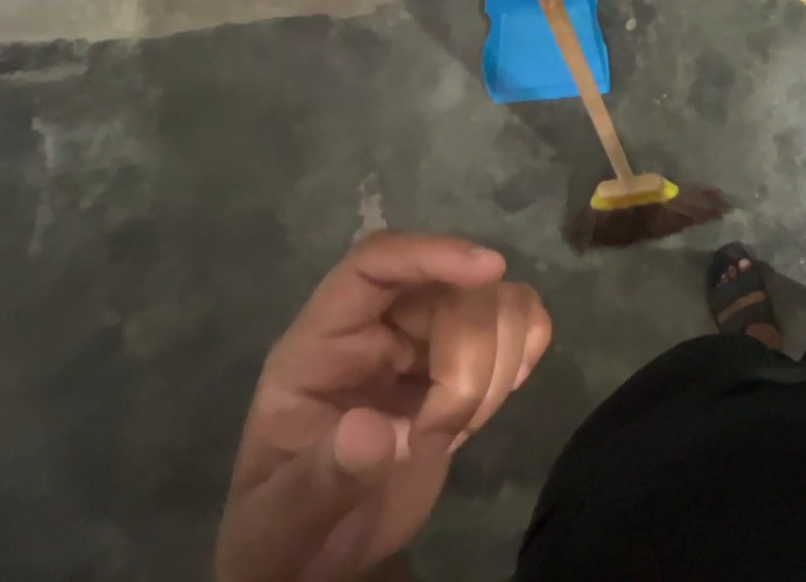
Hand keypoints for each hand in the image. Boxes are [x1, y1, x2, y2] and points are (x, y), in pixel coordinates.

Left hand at [216, 233, 551, 581]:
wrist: (331, 555)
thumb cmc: (292, 533)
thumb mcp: (280, 526)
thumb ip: (317, 483)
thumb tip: (370, 430)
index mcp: (323, 344)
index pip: (375, 263)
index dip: (431, 254)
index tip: (489, 270)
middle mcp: (382, 325)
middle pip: (456, 289)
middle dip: (471, 357)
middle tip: (446, 430)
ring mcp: (433, 337)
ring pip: (500, 301)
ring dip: (499, 367)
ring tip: (459, 428)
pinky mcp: (476, 357)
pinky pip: (524, 322)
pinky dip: (525, 353)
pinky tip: (497, 398)